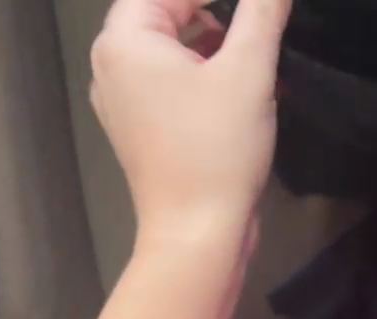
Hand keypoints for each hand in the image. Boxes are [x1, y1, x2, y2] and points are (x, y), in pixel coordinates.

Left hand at [89, 0, 289, 244]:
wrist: (199, 238)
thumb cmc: (218, 151)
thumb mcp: (248, 71)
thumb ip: (261, 12)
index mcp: (124, 38)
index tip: (261, 10)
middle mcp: (112, 65)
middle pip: (170, 13)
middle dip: (222, 17)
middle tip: (264, 28)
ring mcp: (124, 104)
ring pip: (175, 53)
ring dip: (220, 50)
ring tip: (263, 62)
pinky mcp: (143, 135)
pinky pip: (174, 89)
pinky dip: (208, 83)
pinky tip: (247, 94)